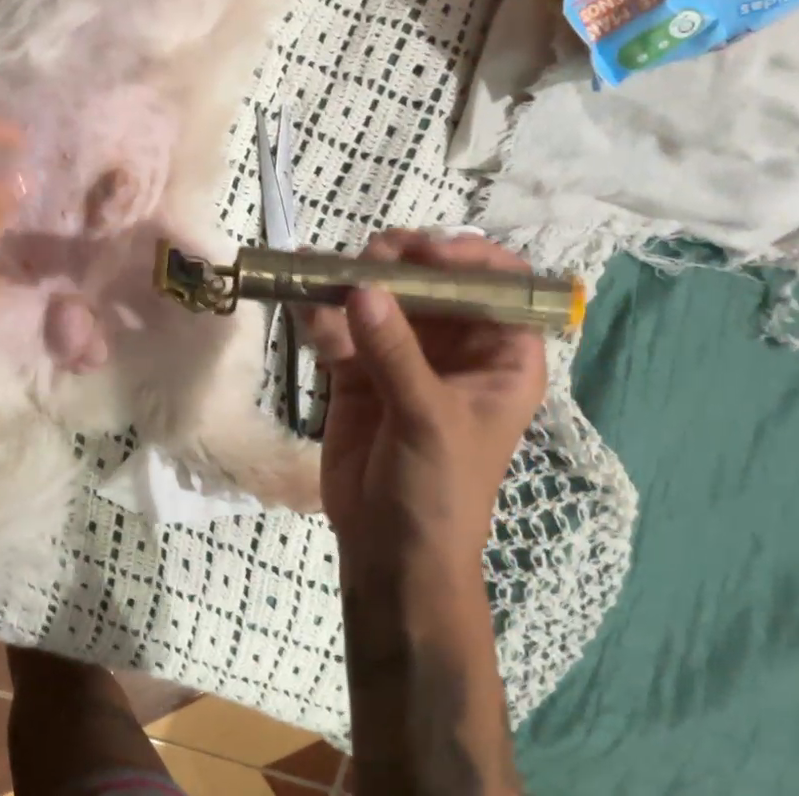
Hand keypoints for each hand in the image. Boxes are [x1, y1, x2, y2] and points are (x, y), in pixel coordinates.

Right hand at [300, 231, 548, 568]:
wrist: (391, 547)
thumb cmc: (441, 488)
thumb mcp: (428, 419)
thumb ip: (395, 353)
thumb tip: (361, 288)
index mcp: (499, 359)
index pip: (499, 289)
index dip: (469, 261)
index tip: (425, 251)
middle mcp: (452, 351)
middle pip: (431, 287)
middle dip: (401, 264)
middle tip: (368, 254)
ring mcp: (399, 361)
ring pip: (379, 304)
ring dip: (353, 282)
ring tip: (324, 266)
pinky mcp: (355, 376)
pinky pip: (338, 332)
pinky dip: (318, 313)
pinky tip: (299, 293)